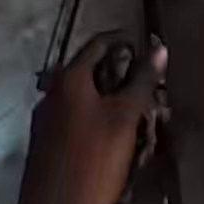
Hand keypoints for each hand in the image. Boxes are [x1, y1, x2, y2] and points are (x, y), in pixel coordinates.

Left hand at [19, 32, 167, 203]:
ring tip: (130, 117)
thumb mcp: (125, 117)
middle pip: (90, 71)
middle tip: (140, 88)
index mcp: (69, 78)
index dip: (124, 41)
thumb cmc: (91, 162)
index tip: (142, 49)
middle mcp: (52, 94)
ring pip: (82, 98)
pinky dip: (93, 122)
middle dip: (117, 77)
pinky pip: (73, 121)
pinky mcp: (44, 147)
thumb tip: (159, 49)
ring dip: (106, 102)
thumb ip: (143, 79)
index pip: (99, 42)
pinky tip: (109, 141)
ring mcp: (44, 122)